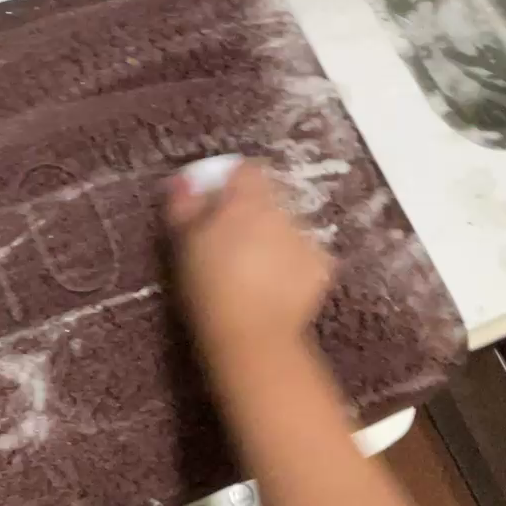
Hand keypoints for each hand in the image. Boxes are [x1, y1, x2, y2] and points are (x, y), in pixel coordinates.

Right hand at [165, 160, 336, 361]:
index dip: (232, 181)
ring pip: (288, 225)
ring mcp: (306, 238)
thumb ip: (183, 205)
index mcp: (246, 200)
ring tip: (254, 267)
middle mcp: (282, 211)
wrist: (251, 335)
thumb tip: (184, 179)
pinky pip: (305, 253)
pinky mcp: (323, 265)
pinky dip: (292, 262)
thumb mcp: (183, 244)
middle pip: (269, 197)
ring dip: (273, 236)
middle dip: (253, 211)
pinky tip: (275, 284)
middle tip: (232, 240)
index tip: (219, 201)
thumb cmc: (207, 287)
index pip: (247, 169)